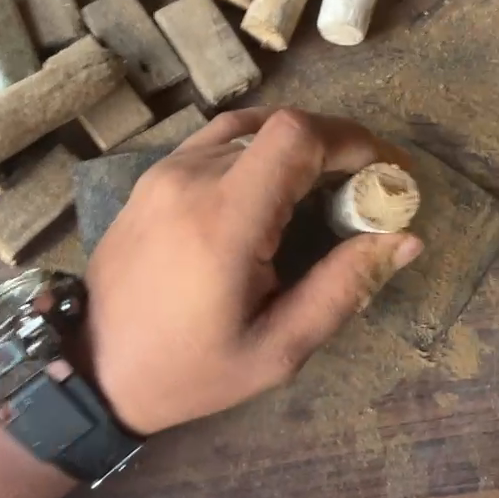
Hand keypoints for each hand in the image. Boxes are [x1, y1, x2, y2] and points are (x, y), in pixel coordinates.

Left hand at [82, 108, 423, 434]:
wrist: (92, 369)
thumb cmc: (189, 371)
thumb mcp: (277, 349)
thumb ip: (343, 288)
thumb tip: (406, 239)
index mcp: (223, 220)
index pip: (295, 136)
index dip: (350, 140)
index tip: (380, 173)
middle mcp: (190, 178)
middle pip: (279, 126)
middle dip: (332, 147)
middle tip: (357, 192)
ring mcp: (164, 172)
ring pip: (248, 128)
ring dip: (296, 147)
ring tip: (319, 190)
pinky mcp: (151, 178)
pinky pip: (217, 141)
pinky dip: (258, 150)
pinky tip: (271, 189)